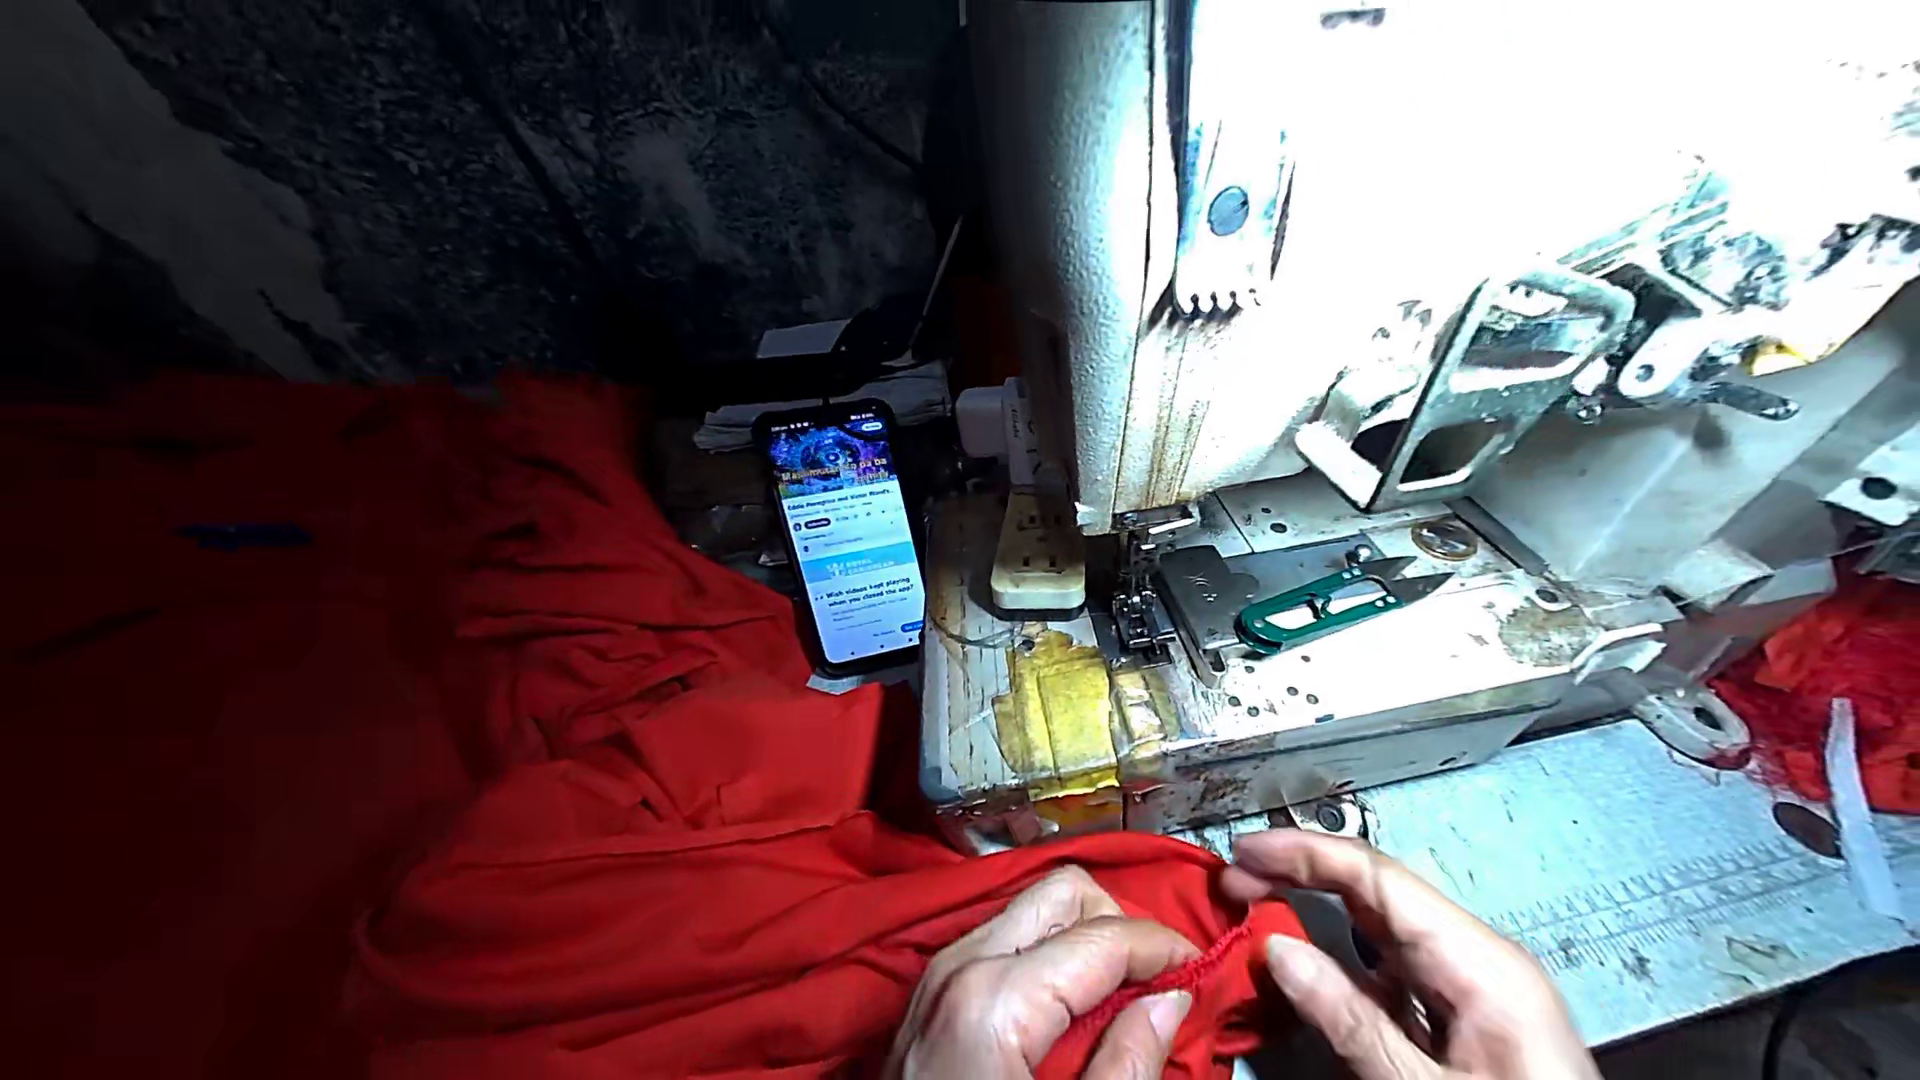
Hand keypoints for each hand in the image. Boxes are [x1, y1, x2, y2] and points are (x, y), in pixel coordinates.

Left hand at [887, 866, 1199, 1079]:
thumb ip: (1126, 1068)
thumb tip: (1171, 998)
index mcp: (995, 998)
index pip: (1098, 937)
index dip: (1160, 945)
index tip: (1198, 967)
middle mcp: (965, 958)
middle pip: (1062, 890)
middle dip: (1118, 922)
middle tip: (1154, 978)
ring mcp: (945, 962)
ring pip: (1034, 902)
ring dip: (1085, 930)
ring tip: (1121, 986)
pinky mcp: (938, 978)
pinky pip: (1009, 930)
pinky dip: (1051, 944)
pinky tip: (1072, 995)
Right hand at [1223, 830, 1598, 1079]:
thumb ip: (1351, 1022)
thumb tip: (1274, 946)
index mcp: (1481, 962)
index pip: (1375, 875)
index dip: (1301, 852)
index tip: (1241, 851)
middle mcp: (1474, 955)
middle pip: (1372, 887)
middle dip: (1299, 872)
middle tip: (1235, 878)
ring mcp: (1469, 983)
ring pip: (1375, 920)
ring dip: (1312, 904)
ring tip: (1256, 900)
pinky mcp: (1459, 1012)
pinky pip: (1386, 962)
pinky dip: (1336, 951)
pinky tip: (1306, 960)